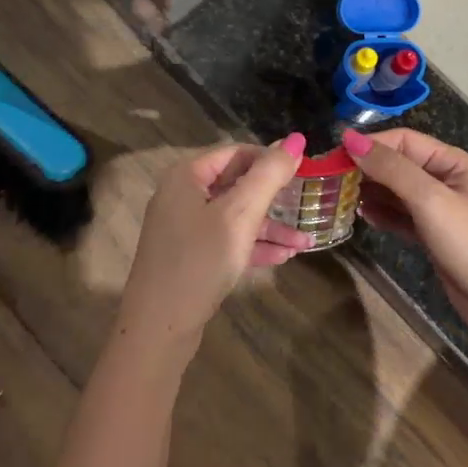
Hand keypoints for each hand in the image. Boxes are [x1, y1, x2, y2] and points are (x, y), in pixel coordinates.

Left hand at [118, 134, 312, 345]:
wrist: (159, 327)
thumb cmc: (200, 261)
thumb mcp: (240, 214)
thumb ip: (269, 175)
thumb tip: (296, 139)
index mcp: (186, 175)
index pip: (235, 152)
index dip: (270, 158)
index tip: (304, 172)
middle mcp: (181, 195)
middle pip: (236, 184)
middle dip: (274, 197)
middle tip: (308, 204)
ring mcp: (183, 228)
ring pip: (234, 216)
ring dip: (270, 226)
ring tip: (306, 241)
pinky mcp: (189, 256)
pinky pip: (226, 240)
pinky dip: (253, 245)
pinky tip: (284, 257)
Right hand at [343, 128, 467, 329]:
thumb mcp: (431, 201)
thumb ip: (392, 169)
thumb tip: (350, 138)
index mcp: (452, 162)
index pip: (403, 140)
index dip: (369, 144)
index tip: (333, 155)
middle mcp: (445, 180)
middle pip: (397, 164)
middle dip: (366, 168)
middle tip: (329, 179)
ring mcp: (439, 210)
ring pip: (396, 191)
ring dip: (370, 191)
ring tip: (338, 198)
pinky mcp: (433, 237)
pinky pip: (400, 217)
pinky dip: (381, 214)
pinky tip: (361, 216)